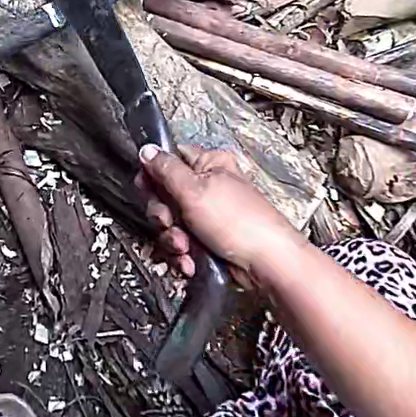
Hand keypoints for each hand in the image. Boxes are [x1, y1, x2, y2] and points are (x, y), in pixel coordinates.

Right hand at [135, 143, 303, 286]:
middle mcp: (207, 187)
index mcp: (209, 164)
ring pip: (171, 223)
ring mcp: (207, 214)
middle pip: (164, 194)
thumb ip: (165, 168)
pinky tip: (191, 259)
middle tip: (170, 221)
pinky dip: (183, 254)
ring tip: (185, 246)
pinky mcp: (208, 239)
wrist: (268, 266)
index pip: (167, 159)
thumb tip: (147, 149)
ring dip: (172, 238)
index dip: (153, 175)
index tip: (149, 190)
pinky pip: (182, 243)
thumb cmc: (241, 224)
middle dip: (163, 214)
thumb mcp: (194, 190)